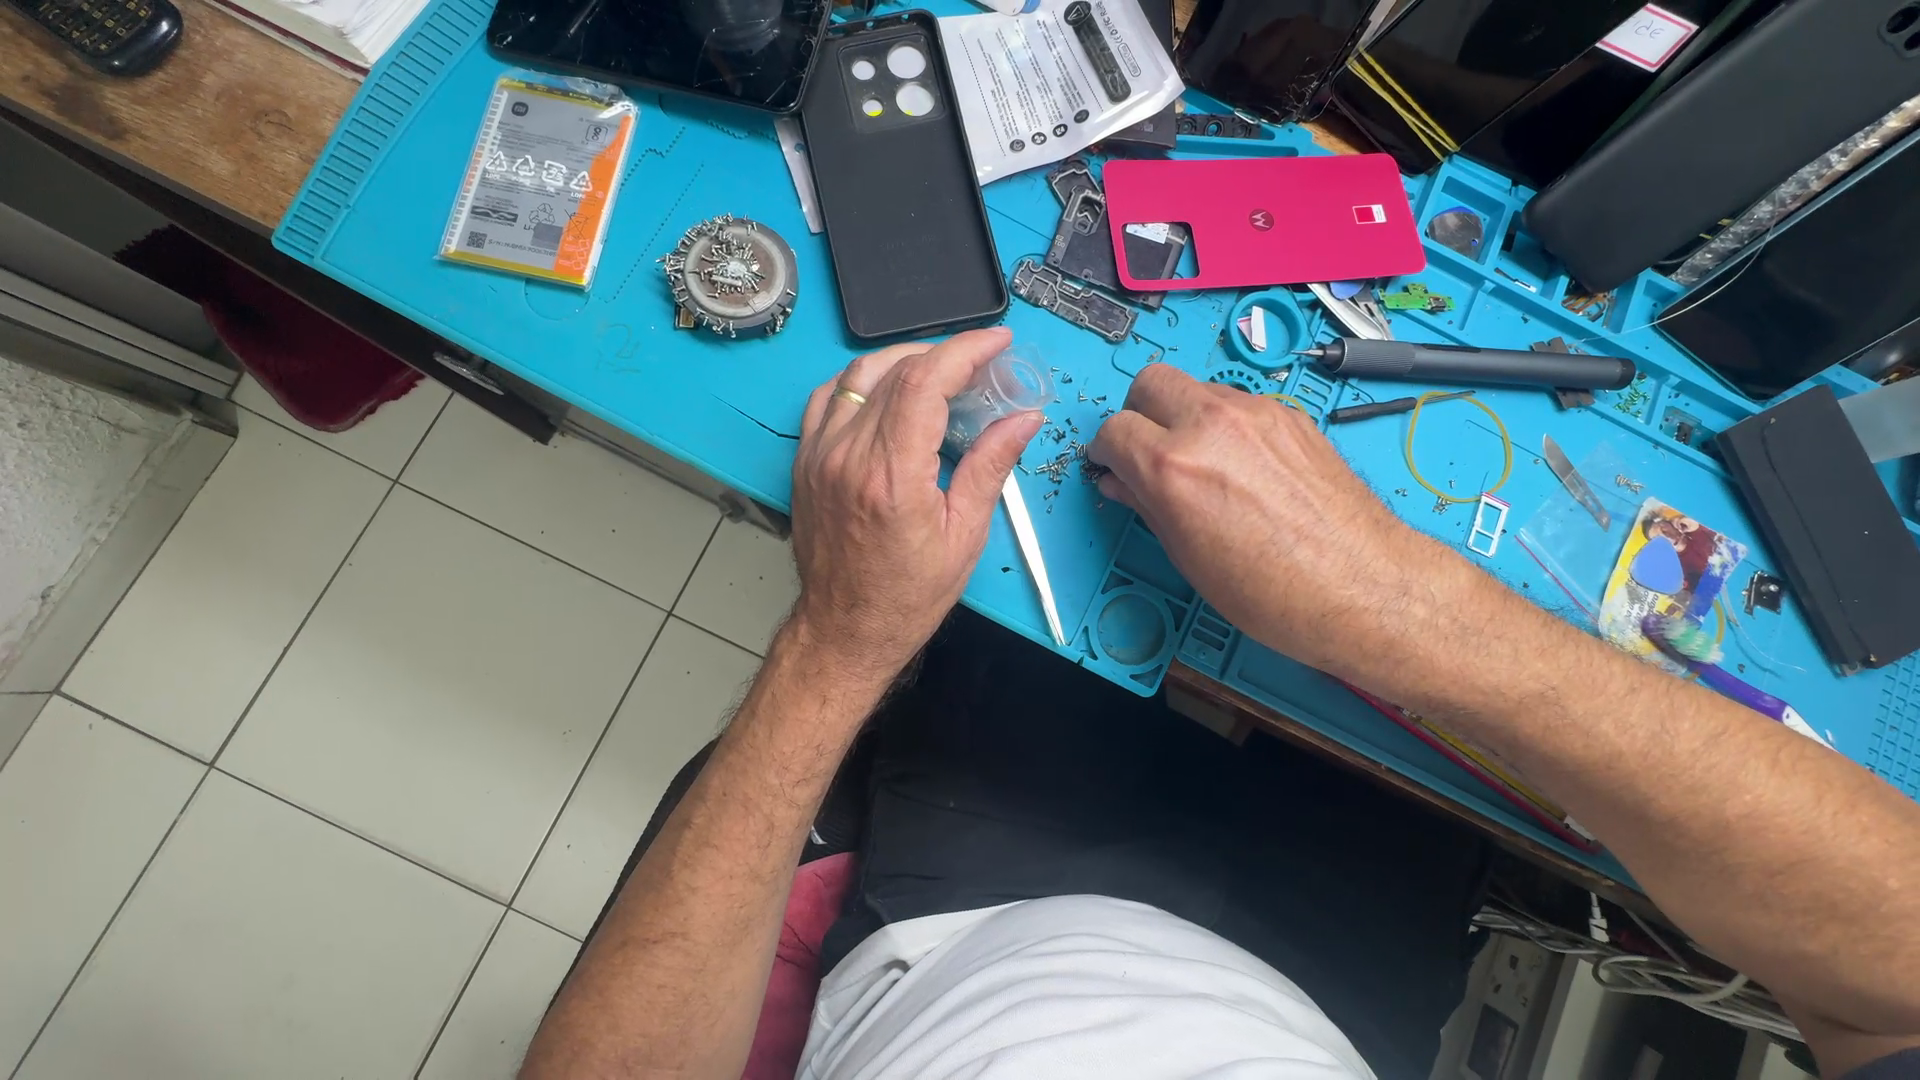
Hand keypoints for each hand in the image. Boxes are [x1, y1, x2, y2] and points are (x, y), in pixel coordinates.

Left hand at [785, 327, 1042, 681]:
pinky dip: (861, 382)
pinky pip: (827, 398)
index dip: (965, 350)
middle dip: (943, 355)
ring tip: (939, 372)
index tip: (997, 343)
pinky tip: (887, 392)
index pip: (924, 381)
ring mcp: (818, 455)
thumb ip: (991, 467)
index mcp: (892, 474)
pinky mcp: (804, 461)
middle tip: (979, 365)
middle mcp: (847, 455)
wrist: (845, 629)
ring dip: (902, 361)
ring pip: (856, 375)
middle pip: (894, 370)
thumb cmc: (909, 595)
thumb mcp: (965, 536)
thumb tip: (1024, 418)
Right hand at [1088, 364, 1448, 679]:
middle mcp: (1212, 424)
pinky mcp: (1290, 415)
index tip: (1111, 466)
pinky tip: (1237, 465)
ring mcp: (1256, 413)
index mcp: (1173, 465)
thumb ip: (1146, 504)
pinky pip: (1238, 402)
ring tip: (1196, 462)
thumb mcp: (1186, 554)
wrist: (1360, 587)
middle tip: (1144, 451)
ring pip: (1196, 387)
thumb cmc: (1275, 590)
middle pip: (1150, 382)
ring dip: (1182, 415)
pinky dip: (1224, 423)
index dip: (1105, 452)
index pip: (1113, 429)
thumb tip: (1122, 482)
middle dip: (1138, 414)